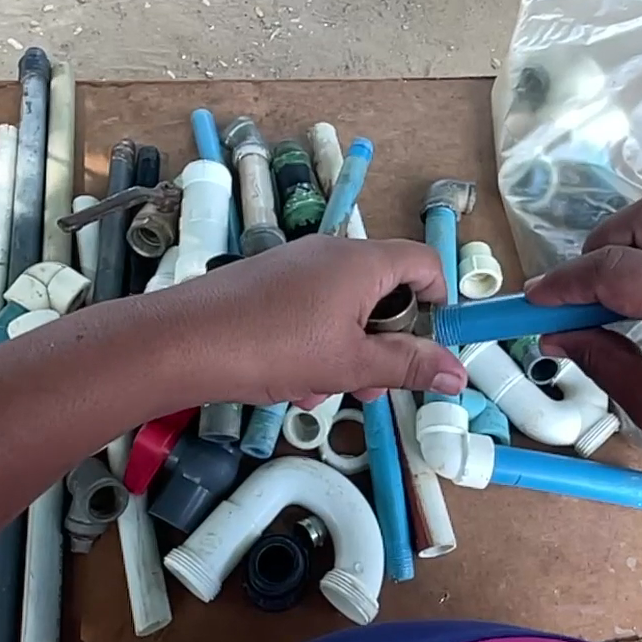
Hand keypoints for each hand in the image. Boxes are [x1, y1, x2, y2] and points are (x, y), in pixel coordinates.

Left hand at [122, 236, 467, 408]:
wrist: (183, 343)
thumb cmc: (274, 347)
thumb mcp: (350, 364)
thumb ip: (408, 366)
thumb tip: (458, 372)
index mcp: (362, 262)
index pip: (425, 263)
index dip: (438, 301)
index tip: (430, 343)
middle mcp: (332, 253)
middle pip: (383, 293)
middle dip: (381, 345)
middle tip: (367, 384)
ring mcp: (297, 266)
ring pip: (345, 311)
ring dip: (344, 354)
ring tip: (316, 388)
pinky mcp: (269, 283)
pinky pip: (312, 313)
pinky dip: (312, 346)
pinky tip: (288, 380)